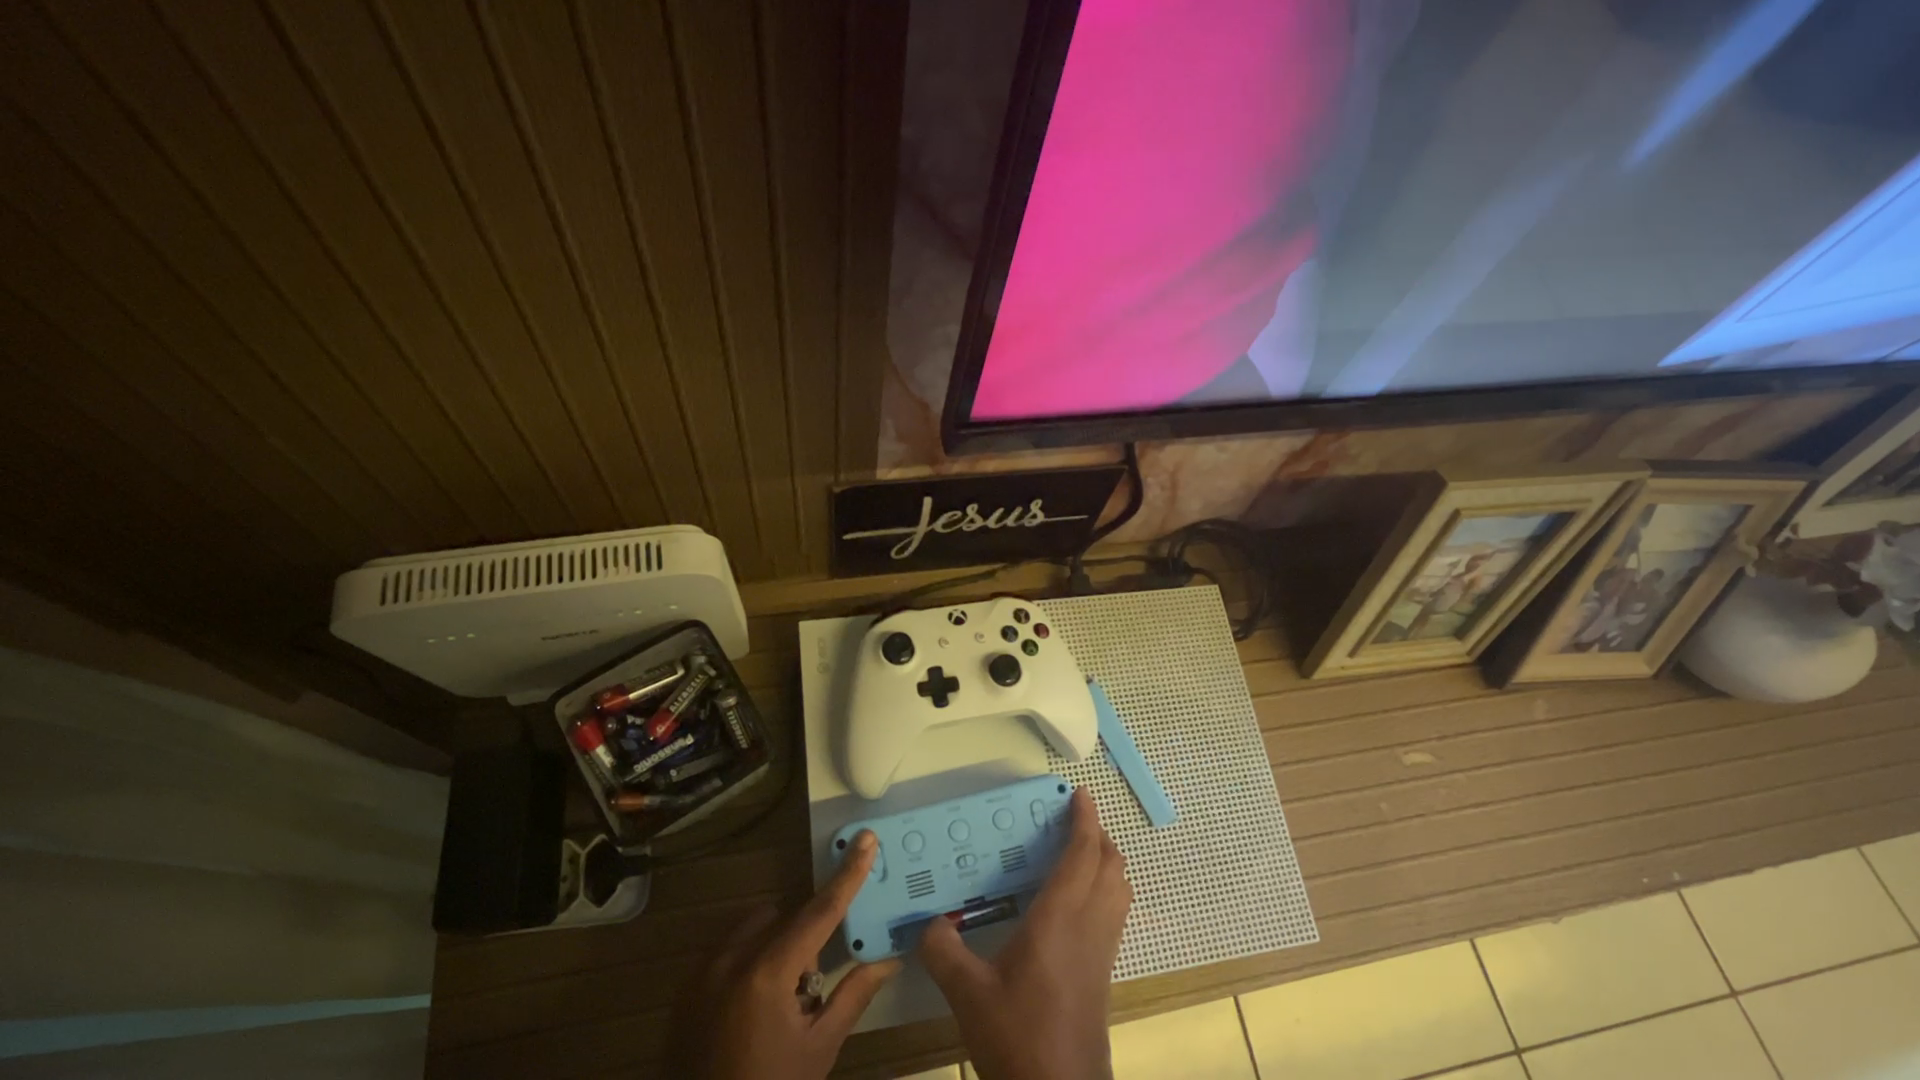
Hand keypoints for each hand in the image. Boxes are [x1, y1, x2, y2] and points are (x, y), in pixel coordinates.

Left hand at [682, 831, 900, 1079]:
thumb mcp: (819, 1048)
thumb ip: (852, 995)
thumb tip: (888, 959)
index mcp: (768, 973)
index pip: (819, 912)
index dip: (847, 875)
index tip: (865, 840)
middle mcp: (731, 958)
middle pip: (784, 918)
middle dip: (806, 939)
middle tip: (812, 988)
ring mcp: (703, 970)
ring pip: (754, 928)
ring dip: (777, 946)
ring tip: (782, 1000)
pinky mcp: (686, 985)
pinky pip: (728, 949)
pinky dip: (750, 960)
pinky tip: (754, 1008)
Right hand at [920, 788, 1131, 1079]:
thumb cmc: (1018, 1033)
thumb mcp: (967, 992)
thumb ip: (943, 950)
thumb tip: (928, 923)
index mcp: (1060, 917)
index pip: (1082, 854)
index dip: (1084, 820)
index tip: (1080, 794)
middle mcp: (1089, 925)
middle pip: (1110, 866)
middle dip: (1098, 835)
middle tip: (1075, 818)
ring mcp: (1102, 949)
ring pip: (1119, 889)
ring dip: (1106, 861)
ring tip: (1080, 851)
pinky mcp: (1104, 971)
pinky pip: (1114, 913)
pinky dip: (1105, 889)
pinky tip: (1077, 902)